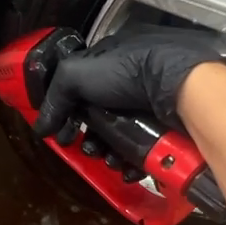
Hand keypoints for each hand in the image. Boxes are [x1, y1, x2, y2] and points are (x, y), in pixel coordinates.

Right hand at [31, 24, 225, 143]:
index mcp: (117, 56)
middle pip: (102, 115)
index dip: (70, 110)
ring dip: (109, 153)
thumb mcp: (78, 73)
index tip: (64, 132)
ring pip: (122, 134)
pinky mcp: (169, 125)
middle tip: (88, 149)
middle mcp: (136, 77)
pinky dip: (132, 160)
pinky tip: (127, 168)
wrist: (184, 89)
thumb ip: (56, 97)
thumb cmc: (130, 71)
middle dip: (91, 137)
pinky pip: (145, 147)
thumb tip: (41, 127)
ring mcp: (155, 102)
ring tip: (108, 161)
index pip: (85, 85)